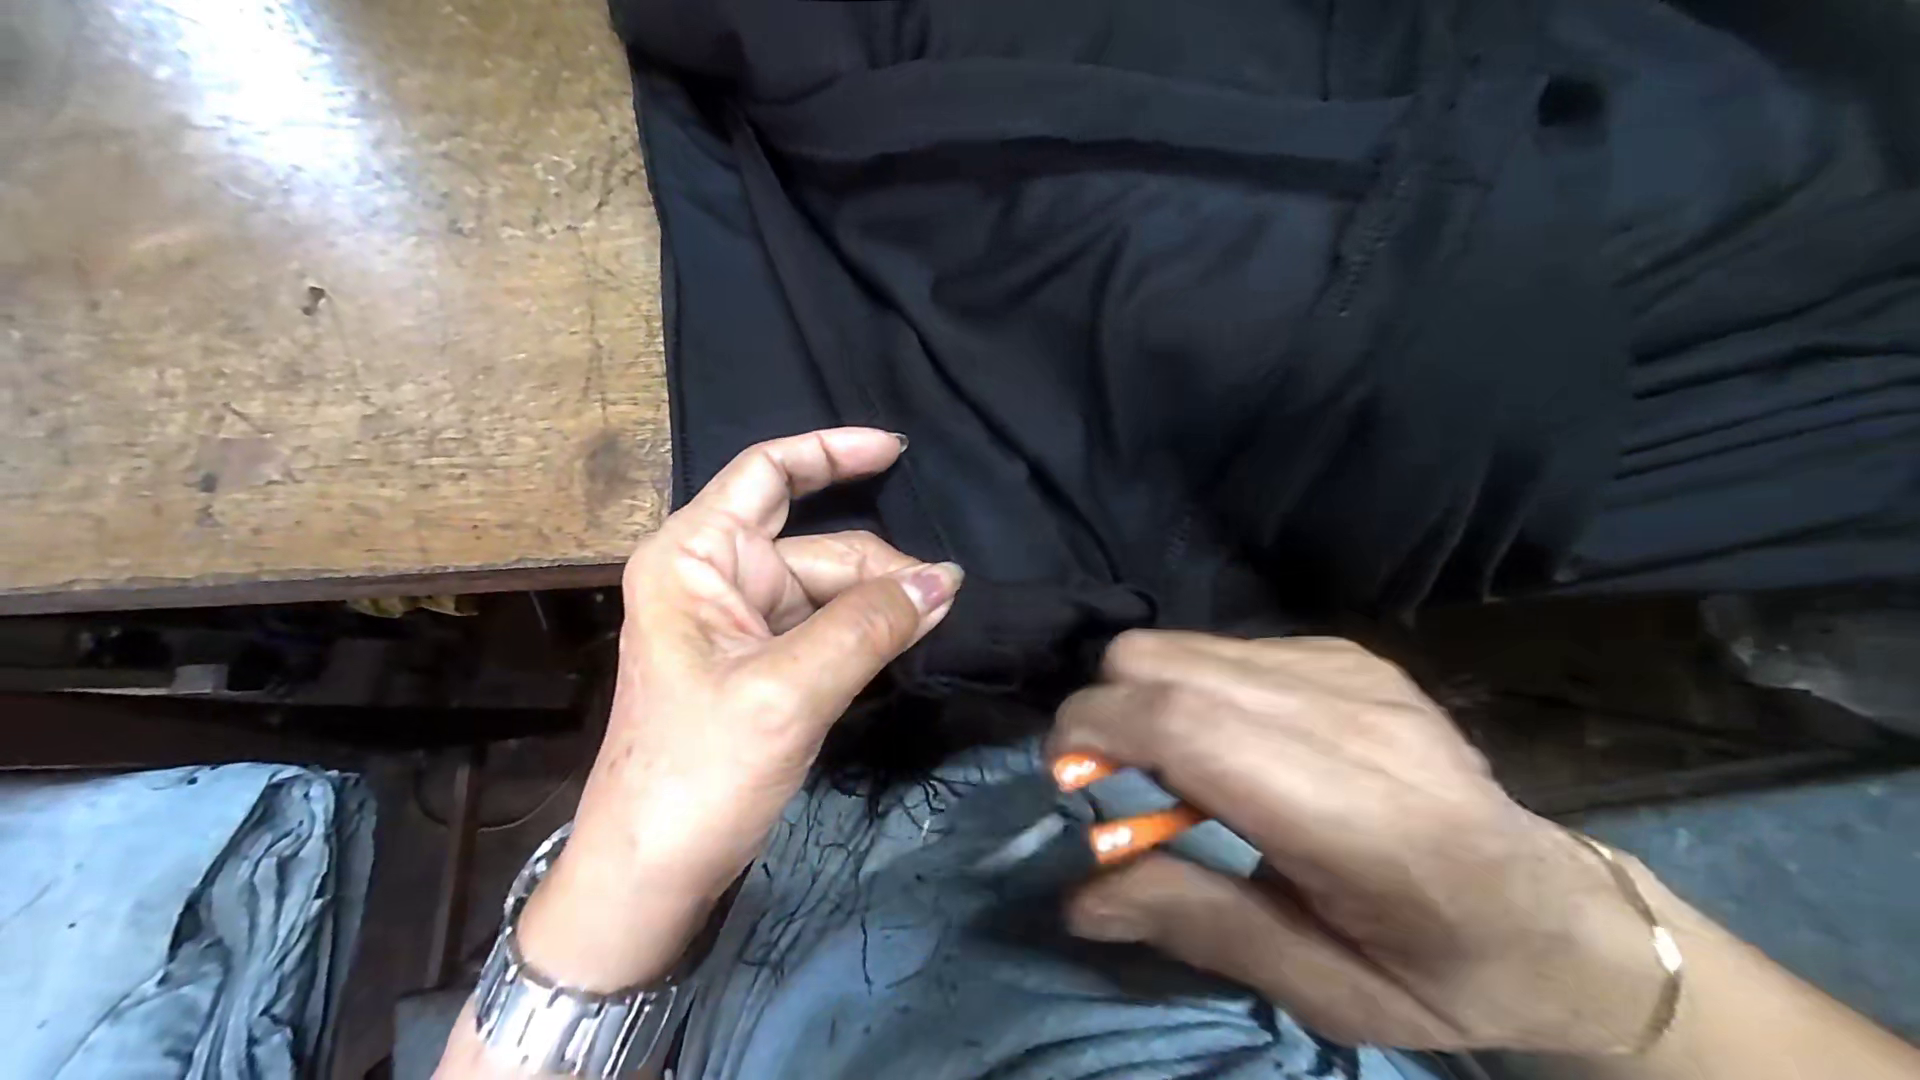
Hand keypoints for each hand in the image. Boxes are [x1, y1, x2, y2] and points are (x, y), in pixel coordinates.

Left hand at [517, 428, 962, 989]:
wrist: (653, 874)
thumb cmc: (698, 773)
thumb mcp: (789, 691)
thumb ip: (869, 625)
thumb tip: (945, 579)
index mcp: (694, 557)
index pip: (767, 474)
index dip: (831, 452)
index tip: (896, 450)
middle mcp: (715, 577)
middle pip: (815, 542)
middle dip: (879, 564)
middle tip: (943, 594)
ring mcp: (740, 622)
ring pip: (830, 588)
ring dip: (881, 603)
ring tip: (934, 619)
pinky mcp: (762, 662)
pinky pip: (827, 625)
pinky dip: (868, 628)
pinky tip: (906, 636)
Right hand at [1049, 632, 1666, 1053]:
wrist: (1566, 914)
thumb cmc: (1446, 972)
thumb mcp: (1324, 989)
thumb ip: (1194, 924)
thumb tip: (1077, 898)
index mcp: (1357, 815)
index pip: (1184, 725)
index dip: (1095, 730)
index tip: (1061, 778)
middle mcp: (1350, 715)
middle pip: (1161, 661)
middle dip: (1102, 711)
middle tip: (1109, 779)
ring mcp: (1348, 669)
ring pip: (1178, 643)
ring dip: (1140, 697)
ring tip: (1168, 763)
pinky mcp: (1344, 650)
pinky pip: (1217, 647)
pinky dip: (1186, 685)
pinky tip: (1226, 740)